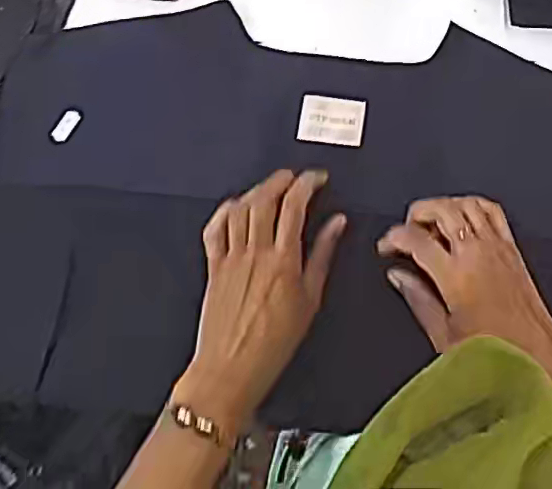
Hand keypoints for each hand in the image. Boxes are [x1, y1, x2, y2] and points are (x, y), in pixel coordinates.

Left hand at [173, 170, 346, 433]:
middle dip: (281, 180)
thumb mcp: (310, 300)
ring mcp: (231, 258)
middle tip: (294, 177)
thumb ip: (323, 255)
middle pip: (264, 198)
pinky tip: (236, 206)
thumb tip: (337, 223)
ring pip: (240, 208)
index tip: (317, 178)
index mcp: (283, 261)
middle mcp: (256, 253)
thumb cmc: (273, 344)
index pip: (294, 205)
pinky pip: (214, 228)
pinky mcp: (214, 266)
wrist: (230, 373)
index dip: (307, 183)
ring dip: (256, 190)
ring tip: (270, 188)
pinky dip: (225, 210)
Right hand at [377, 196, 551, 395]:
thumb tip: (399, 276)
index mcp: (456, 275)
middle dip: (417, 213)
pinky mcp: (511, 246)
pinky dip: (472, 205)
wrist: (539, 358)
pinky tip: (463, 215)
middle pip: (440, 210)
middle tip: (406, 230)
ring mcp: (495, 245)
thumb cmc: (496, 356)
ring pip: (465, 203)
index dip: (395, 237)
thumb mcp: (445, 336)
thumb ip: (418, 299)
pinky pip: (491, 210)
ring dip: (443, 206)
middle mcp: (476, 252)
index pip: (416, 239)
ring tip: (431, 221)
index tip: (387, 245)